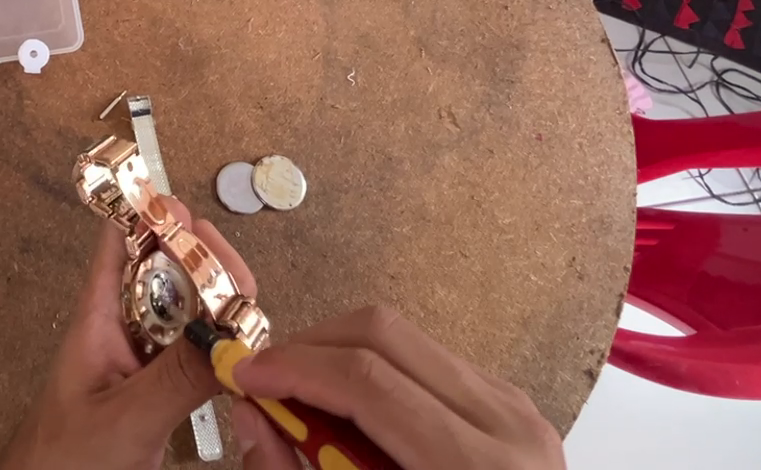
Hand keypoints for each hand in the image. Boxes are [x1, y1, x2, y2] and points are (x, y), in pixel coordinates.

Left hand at [0, 198, 256, 469]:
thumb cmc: (66, 455)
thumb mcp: (123, 416)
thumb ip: (174, 379)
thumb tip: (231, 337)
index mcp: (100, 312)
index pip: (120, 241)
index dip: (150, 215)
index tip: (188, 213)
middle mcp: (124, 321)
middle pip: (163, 267)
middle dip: (199, 257)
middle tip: (237, 271)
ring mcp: (143, 352)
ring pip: (184, 305)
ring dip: (215, 297)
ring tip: (248, 302)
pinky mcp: (160, 385)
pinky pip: (194, 348)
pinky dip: (219, 341)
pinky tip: (244, 345)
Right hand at [228, 306, 565, 469]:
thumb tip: (247, 413)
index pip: (369, 383)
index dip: (294, 369)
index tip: (245, 377)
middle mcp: (510, 427)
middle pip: (380, 334)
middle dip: (309, 346)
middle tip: (267, 378)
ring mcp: (516, 409)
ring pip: (399, 334)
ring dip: (335, 350)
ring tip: (303, 392)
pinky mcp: (509, 403)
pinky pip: (421, 355)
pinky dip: (371, 365)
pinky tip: (352, 407)